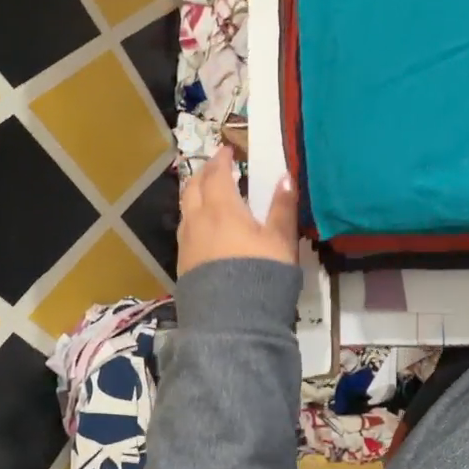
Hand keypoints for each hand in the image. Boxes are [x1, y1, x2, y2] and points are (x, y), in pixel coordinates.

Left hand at [176, 146, 298, 275]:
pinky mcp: (183, 263)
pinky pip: (185, 230)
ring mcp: (186, 243)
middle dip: (204, 173)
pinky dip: (193, 218)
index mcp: (222, 209)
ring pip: (185, 209)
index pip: (217, 175)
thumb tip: (286, 176)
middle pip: (193, 188)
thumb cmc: (261, 273)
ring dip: (195, 195)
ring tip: (207, 194)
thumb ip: (282, 208)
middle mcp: (198, 220)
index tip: (226, 149)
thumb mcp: (280, 240)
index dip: (221, 160)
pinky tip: (204, 228)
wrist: (232, 319)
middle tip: (215, 168)